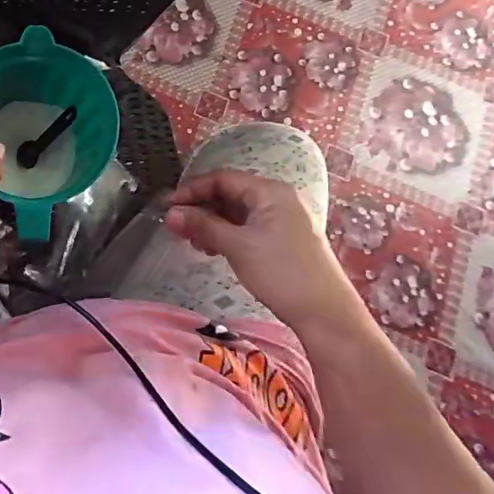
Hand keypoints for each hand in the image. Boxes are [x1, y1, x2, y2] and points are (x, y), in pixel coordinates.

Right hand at [166, 169, 371, 334]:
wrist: (326, 314)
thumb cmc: (282, 273)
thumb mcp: (237, 246)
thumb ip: (202, 226)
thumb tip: (170, 213)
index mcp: (269, 191)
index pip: (222, 179)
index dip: (191, 190)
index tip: (167, 206)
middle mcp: (277, 198)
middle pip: (229, 193)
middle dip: (200, 208)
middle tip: (176, 227)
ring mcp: (281, 219)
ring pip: (236, 212)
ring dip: (211, 223)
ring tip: (193, 242)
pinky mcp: (282, 239)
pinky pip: (246, 227)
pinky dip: (226, 234)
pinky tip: (213, 249)